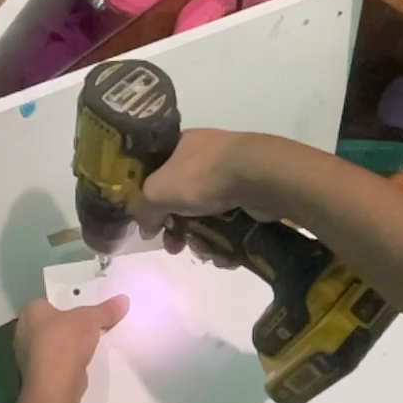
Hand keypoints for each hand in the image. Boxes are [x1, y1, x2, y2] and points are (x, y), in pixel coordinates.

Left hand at [13, 295, 130, 399]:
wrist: (56, 383)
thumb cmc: (65, 340)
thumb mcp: (91, 319)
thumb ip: (106, 310)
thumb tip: (123, 299)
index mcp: (30, 312)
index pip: (47, 301)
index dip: (64, 303)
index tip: (81, 307)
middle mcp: (23, 332)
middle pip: (49, 323)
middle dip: (66, 325)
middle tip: (88, 324)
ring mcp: (27, 356)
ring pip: (51, 345)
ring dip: (66, 346)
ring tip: (88, 343)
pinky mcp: (36, 375)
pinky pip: (54, 362)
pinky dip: (66, 362)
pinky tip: (81, 362)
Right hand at [133, 130, 281, 261]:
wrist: (258, 176)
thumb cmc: (200, 176)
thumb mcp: (157, 192)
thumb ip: (144, 210)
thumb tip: (146, 228)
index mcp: (180, 146)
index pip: (157, 174)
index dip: (151, 201)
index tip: (153, 225)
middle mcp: (206, 158)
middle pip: (182, 201)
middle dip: (178, 230)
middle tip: (177, 247)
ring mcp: (232, 177)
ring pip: (207, 217)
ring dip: (203, 241)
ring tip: (207, 253)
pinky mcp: (251, 198)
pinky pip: (231, 225)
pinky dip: (225, 243)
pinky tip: (225, 256)